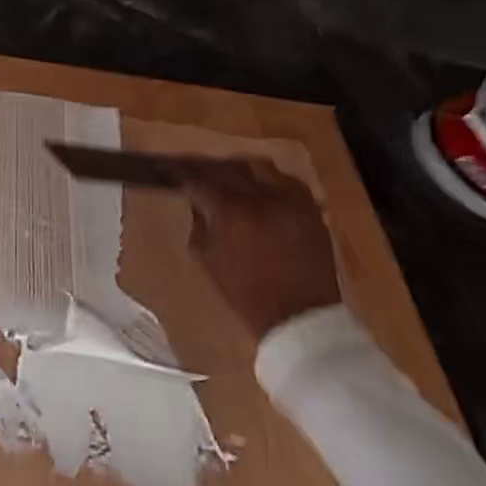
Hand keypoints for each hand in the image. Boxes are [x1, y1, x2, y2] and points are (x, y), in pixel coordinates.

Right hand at [177, 156, 341, 339]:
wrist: (300, 317)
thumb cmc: (245, 292)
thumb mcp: (206, 258)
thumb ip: (199, 222)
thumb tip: (199, 202)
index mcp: (231, 212)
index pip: (200, 182)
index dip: (184, 177)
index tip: (174, 174)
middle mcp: (262, 199)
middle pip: (230, 167)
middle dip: (211, 168)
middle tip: (200, 171)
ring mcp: (290, 203)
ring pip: (261, 168)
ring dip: (241, 169)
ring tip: (231, 177)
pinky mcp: (311, 211)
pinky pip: (288, 183)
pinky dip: (271, 182)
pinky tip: (261, 191)